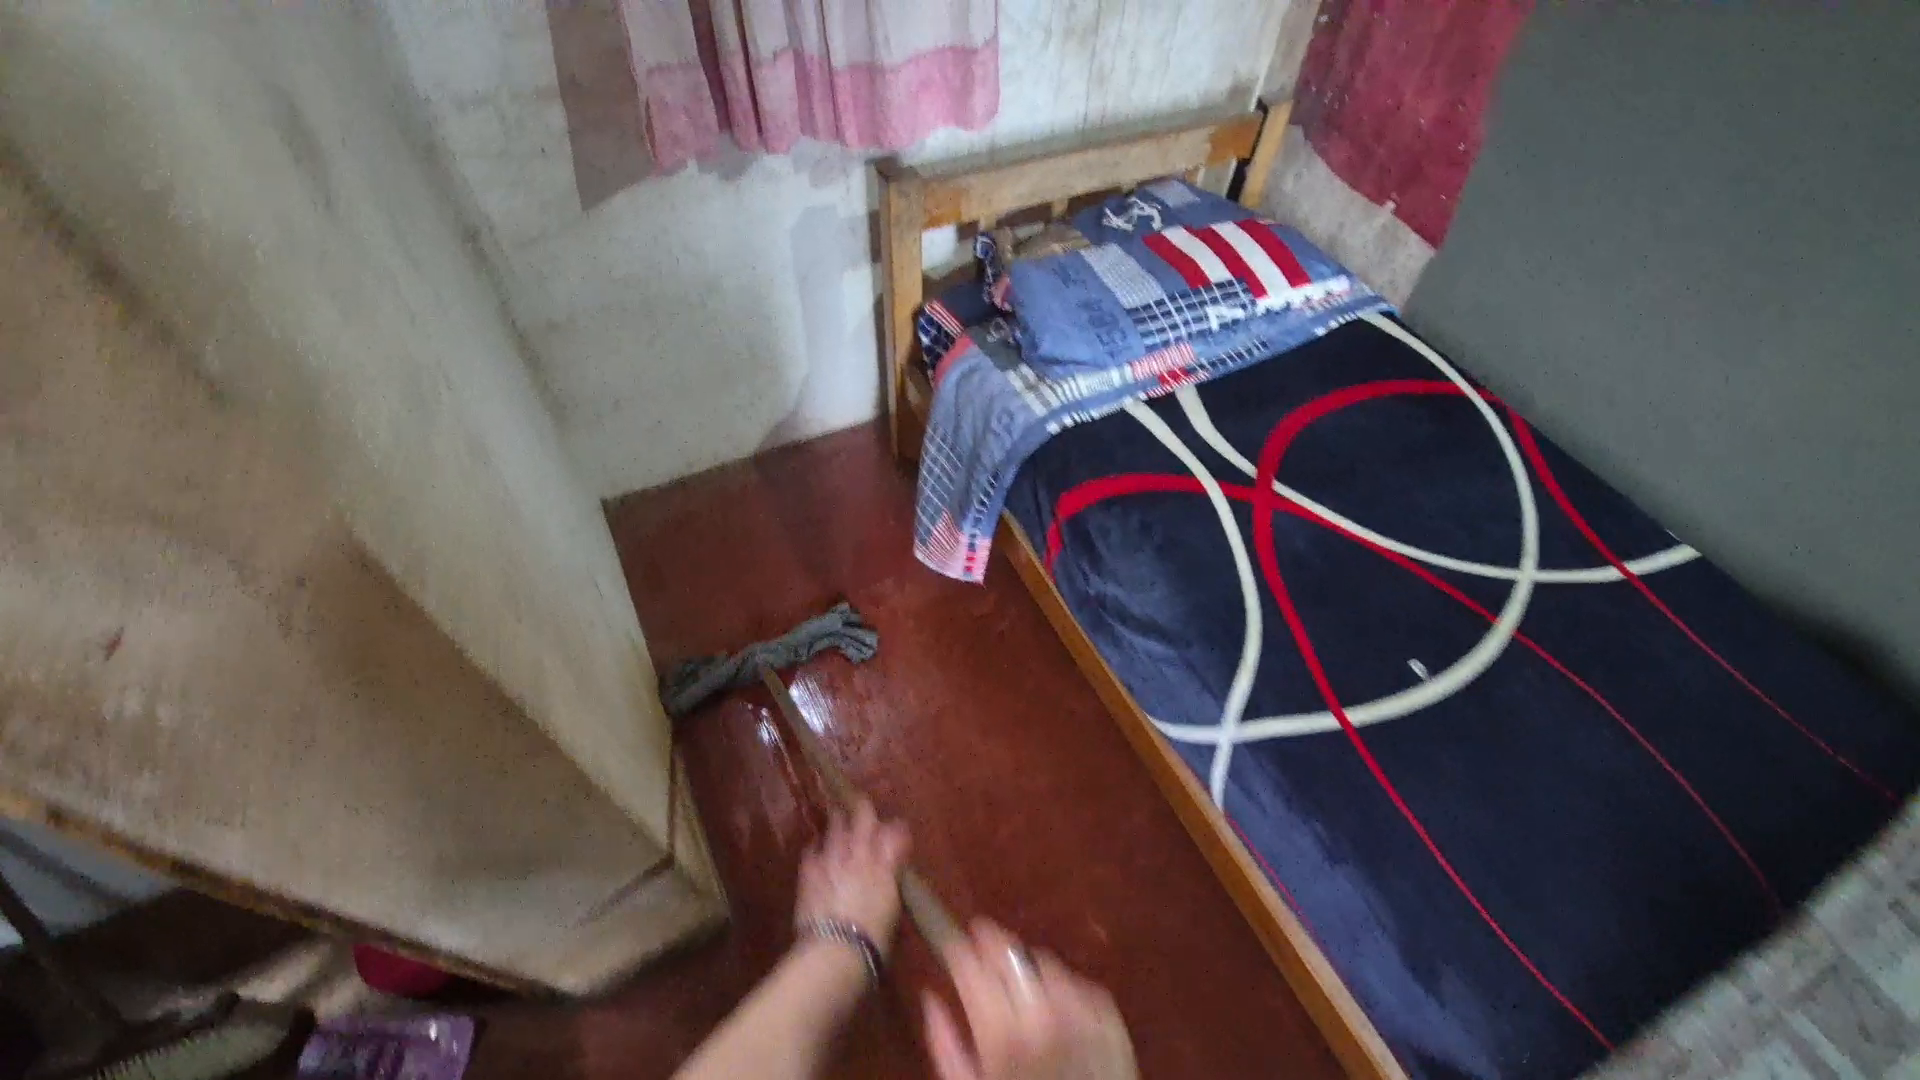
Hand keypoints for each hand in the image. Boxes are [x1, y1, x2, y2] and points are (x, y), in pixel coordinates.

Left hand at [794, 800, 911, 954]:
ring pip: (835, 826)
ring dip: (838, 820)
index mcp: (885, 863)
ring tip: (837, 817)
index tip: (897, 827)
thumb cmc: (873, 938)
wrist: (835, 950)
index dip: (896, 828)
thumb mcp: (892, 907)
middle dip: (864, 808)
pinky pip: (812, 849)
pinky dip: (816, 847)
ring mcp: (832, 857)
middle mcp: (860, 852)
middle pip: (863, 816)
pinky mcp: (809, 869)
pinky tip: (816, 848)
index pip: (895, 832)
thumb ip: (891, 879)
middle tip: (862, 805)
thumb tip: (892, 867)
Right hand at [923, 921, 1137, 1079]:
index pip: (971, 966)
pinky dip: (1062, 990)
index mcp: (1001, 1033)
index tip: (954, 942)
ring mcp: (1079, 1013)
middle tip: (983, 941)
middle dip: (992, 945)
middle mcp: (1041, 1013)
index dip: (959, 948)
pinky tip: (1055, 1010)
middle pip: (1009, 952)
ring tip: (1021, 986)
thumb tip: (931, 1000)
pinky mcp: (1107, 1019)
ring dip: (1027, 969)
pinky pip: (1076, 985)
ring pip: (1044, 963)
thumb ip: (946, 1046)